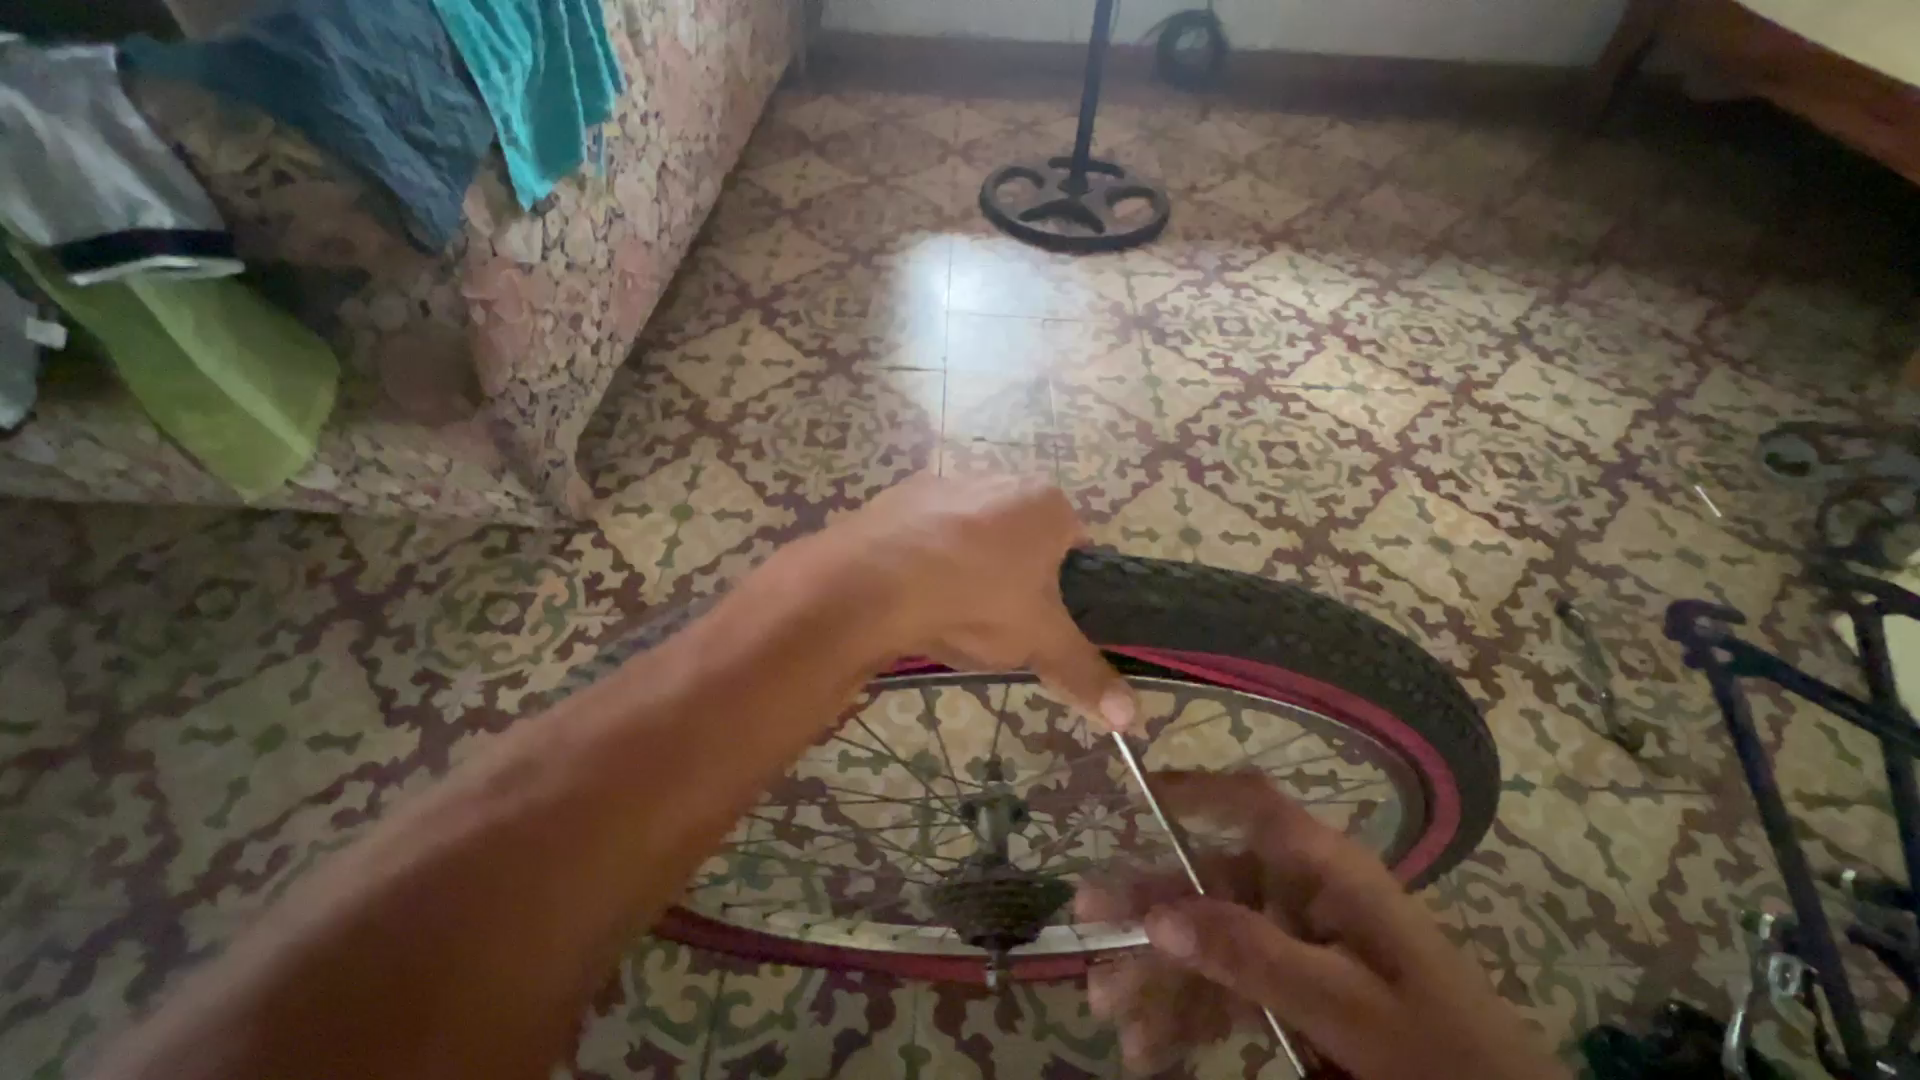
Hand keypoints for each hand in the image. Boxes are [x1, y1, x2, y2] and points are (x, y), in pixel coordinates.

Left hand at [803, 472, 1135, 732]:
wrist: (871, 582)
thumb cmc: (976, 600)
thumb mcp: (1039, 641)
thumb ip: (1085, 673)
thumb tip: (1132, 720)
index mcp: (1045, 503)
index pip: (1077, 543)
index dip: (1068, 585)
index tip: (1049, 620)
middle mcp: (998, 478)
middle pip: (1021, 536)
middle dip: (1016, 576)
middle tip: (1001, 622)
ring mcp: (942, 483)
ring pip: (971, 533)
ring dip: (968, 566)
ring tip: (951, 613)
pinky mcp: (895, 497)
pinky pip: (924, 534)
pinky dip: (924, 560)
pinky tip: (912, 595)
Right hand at [1077, 771, 1565, 1079]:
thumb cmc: (1441, 1048)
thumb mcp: (1346, 1005)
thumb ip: (1253, 956)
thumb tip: (1160, 914)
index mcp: (1326, 873)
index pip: (1253, 805)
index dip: (1195, 789)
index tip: (1134, 792)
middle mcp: (1305, 895)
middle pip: (1211, 885)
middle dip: (1149, 915)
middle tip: (1086, 937)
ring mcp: (1300, 943)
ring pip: (1212, 943)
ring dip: (1161, 978)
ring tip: (1112, 1018)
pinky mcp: (1300, 988)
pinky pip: (1232, 988)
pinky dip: (1193, 1015)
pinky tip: (1153, 1048)